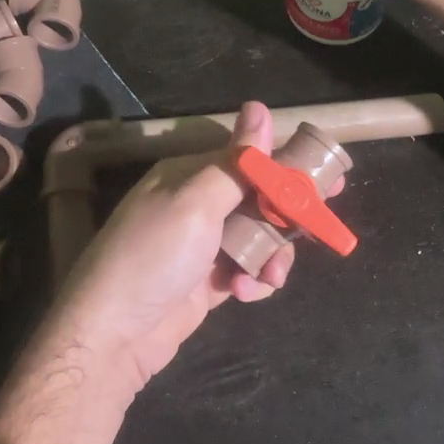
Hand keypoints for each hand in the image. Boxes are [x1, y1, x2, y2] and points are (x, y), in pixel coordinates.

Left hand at [53, 102, 336, 388]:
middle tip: (323, 224)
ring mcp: (202, 246)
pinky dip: (255, 279)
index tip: (332, 174)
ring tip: (272, 275)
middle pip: (258, 198)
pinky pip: (247, 269)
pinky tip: (246, 292)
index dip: (290, 164)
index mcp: (189, 175)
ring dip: (273, 254)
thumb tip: (259, 107)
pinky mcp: (207, 283)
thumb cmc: (153, 257)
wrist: (112, 336)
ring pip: (259, 237)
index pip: (249, 158)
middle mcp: (196, 204)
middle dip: (290, 212)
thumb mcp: (195, 202)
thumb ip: (236, 162)